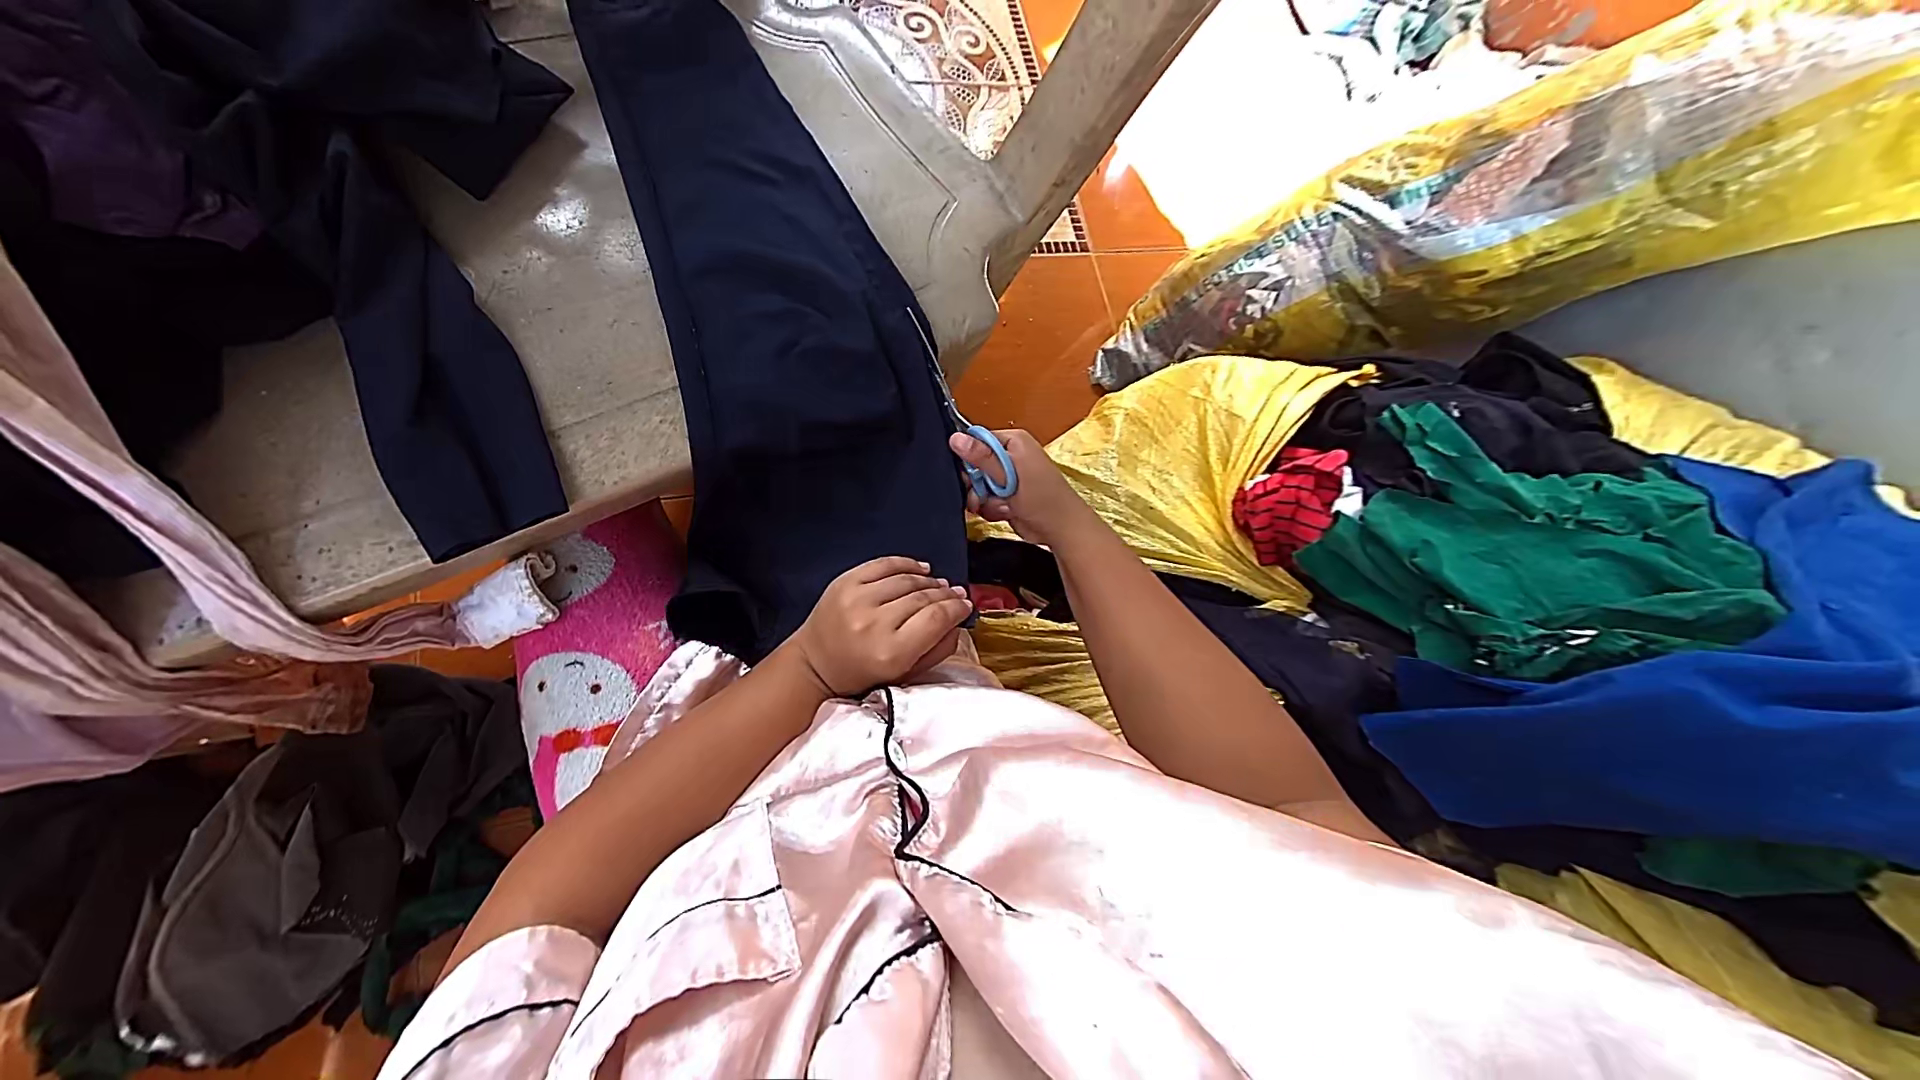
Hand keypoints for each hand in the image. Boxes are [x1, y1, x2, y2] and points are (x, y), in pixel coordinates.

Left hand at [787, 557, 973, 696]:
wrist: (814, 665)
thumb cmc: (862, 675)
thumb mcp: (905, 674)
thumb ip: (937, 650)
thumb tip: (957, 621)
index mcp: (891, 652)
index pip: (936, 618)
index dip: (957, 608)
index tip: (966, 605)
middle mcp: (874, 623)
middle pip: (924, 597)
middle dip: (946, 594)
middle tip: (957, 594)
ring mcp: (857, 598)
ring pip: (907, 580)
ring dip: (929, 580)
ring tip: (939, 585)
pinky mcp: (845, 582)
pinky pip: (884, 564)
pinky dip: (907, 564)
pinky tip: (920, 569)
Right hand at [949, 429, 1095, 547]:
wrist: (1059, 529)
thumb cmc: (1044, 499)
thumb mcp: (1009, 475)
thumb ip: (982, 457)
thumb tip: (957, 438)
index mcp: (1013, 442)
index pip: (977, 441)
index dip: (970, 459)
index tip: (971, 474)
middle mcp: (1010, 456)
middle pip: (974, 465)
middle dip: (977, 485)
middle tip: (984, 494)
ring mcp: (1008, 477)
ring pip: (978, 486)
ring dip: (984, 499)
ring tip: (1001, 504)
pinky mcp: (1006, 495)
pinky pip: (985, 499)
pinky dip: (991, 508)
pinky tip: (1005, 511)